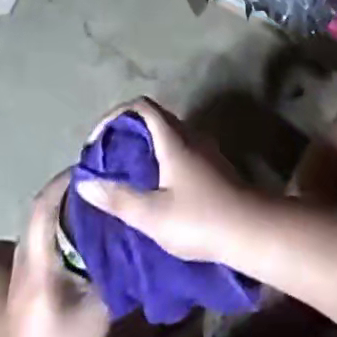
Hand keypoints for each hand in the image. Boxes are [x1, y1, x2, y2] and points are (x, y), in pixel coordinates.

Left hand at [1, 172, 110, 336]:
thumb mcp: (99, 309)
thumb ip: (112, 268)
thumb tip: (130, 232)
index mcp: (38, 265)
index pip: (44, 207)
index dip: (65, 181)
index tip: (93, 166)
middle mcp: (21, 265)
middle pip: (37, 213)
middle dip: (65, 190)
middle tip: (99, 180)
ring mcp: (17, 279)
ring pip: (36, 228)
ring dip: (60, 209)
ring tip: (94, 201)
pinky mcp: (21, 291)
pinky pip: (38, 244)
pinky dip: (57, 229)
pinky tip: (82, 236)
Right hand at [71, 97, 255, 263]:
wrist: (252, 230)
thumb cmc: (199, 219)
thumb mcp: (152, 214)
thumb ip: (117, 197)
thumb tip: (83, 182)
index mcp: (174, 140)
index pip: (142, 106)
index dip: (116, 115)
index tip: (98, 140)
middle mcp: (191, 137)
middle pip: (156, 118)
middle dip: (128, 131)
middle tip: (107, 158)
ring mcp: (205, 150)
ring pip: (169, 134)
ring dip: (145, 145)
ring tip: (125, 173)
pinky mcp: (213, 167)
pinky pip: (181, 150)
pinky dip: (161, 157)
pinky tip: (153, 186)